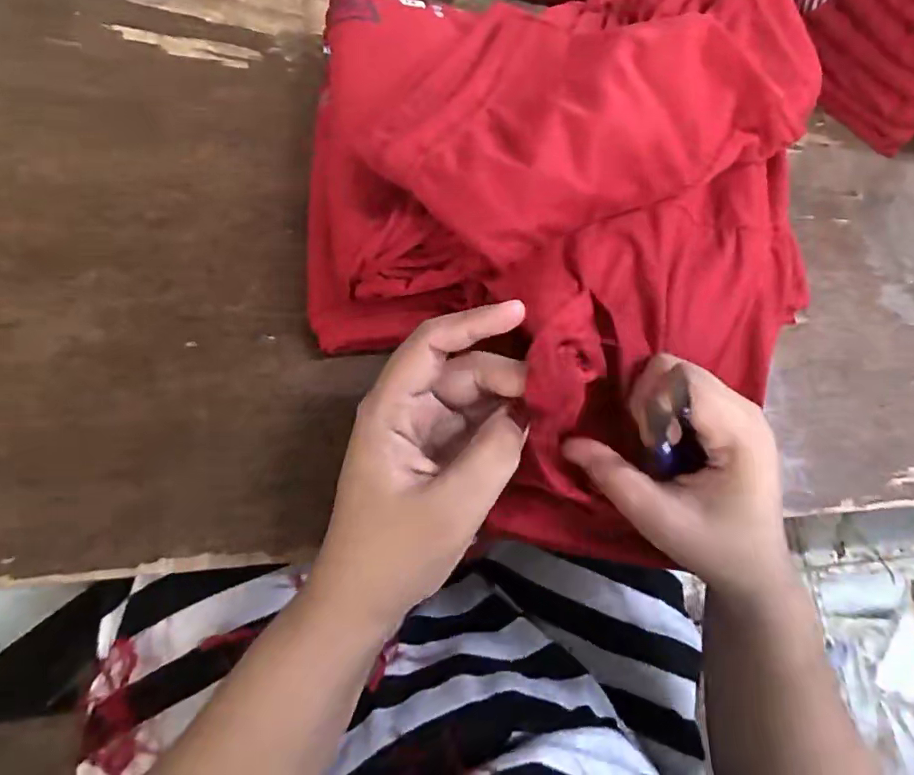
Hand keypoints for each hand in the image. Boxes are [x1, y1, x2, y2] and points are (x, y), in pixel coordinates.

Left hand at [307, 301, 529, 630]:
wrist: (361, 604)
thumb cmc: (395, 555)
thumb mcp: (451, 508)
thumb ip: (495, 453)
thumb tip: (529, 409)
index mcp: (390, 409)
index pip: (431, 344)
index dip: (475, 321)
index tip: (521, 311)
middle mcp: (405, 407)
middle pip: (461, 368)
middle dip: (506, 373)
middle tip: (552, 392)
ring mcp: (422, 428)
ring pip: (472, 392)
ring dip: (509, 394)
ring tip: (552, 403)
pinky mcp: (437, 449)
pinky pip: (475, 419)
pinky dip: (504, 418)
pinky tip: (534, 421)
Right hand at [561, 354, 793, 600]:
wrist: (756, 571)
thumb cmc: (713, 547)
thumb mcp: (658, 518)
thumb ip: (613, 476)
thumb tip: (569, 444)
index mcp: (739, 430)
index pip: (682, 378)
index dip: (651, 402)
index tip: (650, 446)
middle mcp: (746, 408)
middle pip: (680, 369)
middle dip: (651, 400)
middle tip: (652, 446)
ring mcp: (745, 409)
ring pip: (683, 374)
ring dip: (659, 404)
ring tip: (663, 447)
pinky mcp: (736, 415)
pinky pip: (692, 388)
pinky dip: (671, 407)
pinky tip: (675, 444)